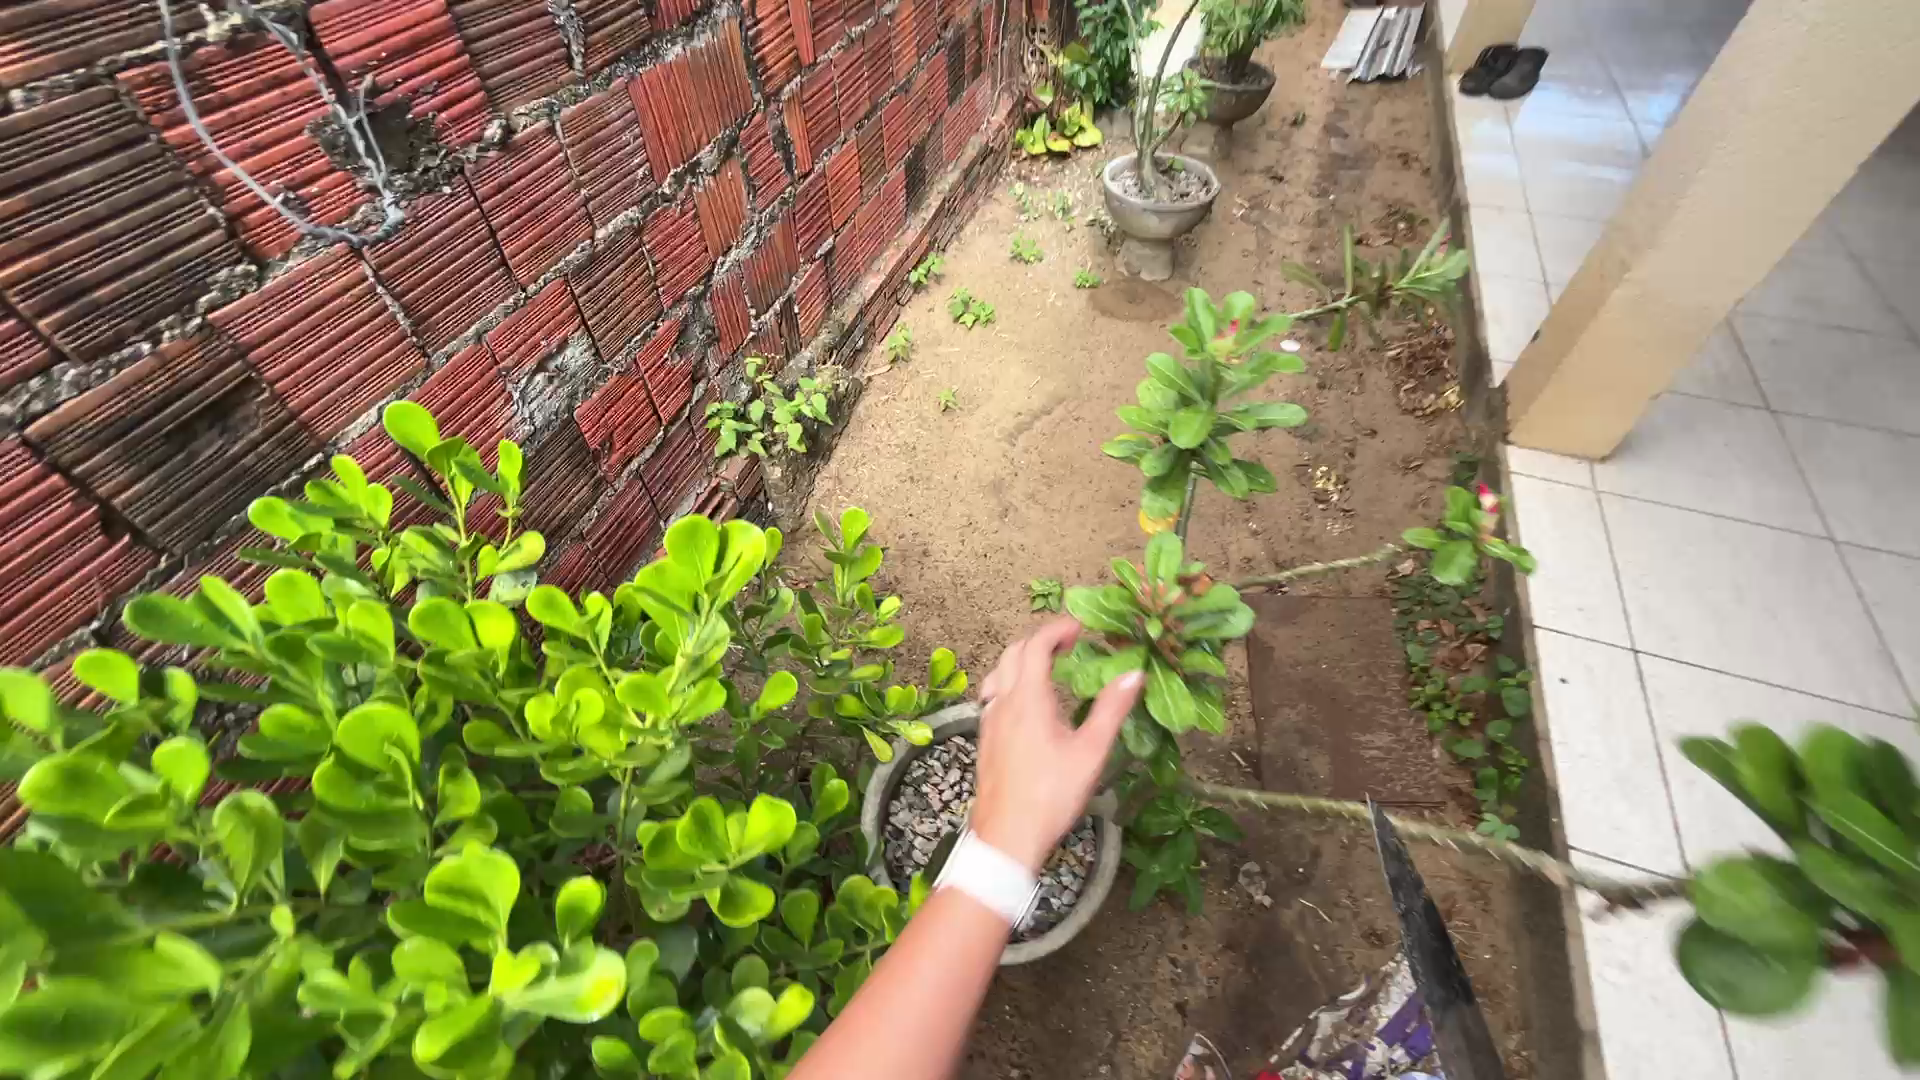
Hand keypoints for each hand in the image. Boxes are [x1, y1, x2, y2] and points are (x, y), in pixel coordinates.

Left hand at [968, 616, 1144, 871]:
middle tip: (1068, 645)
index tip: (1080, 628)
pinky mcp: (985, 736)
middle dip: (1040, 640)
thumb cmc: (1050, 795)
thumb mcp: (1090, 753)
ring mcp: (990, 718)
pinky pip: (994, 694)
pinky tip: (1027, 704)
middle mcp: (1003, 701)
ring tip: (1048, 668)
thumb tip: (1133, 675)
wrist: (1005, 835)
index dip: (1057, 629)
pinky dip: (1011, 682)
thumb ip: (1111, 710)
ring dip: (1022, 659)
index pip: (1036, 645)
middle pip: (1014, 652)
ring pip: (999, 672)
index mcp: (1028, 698)